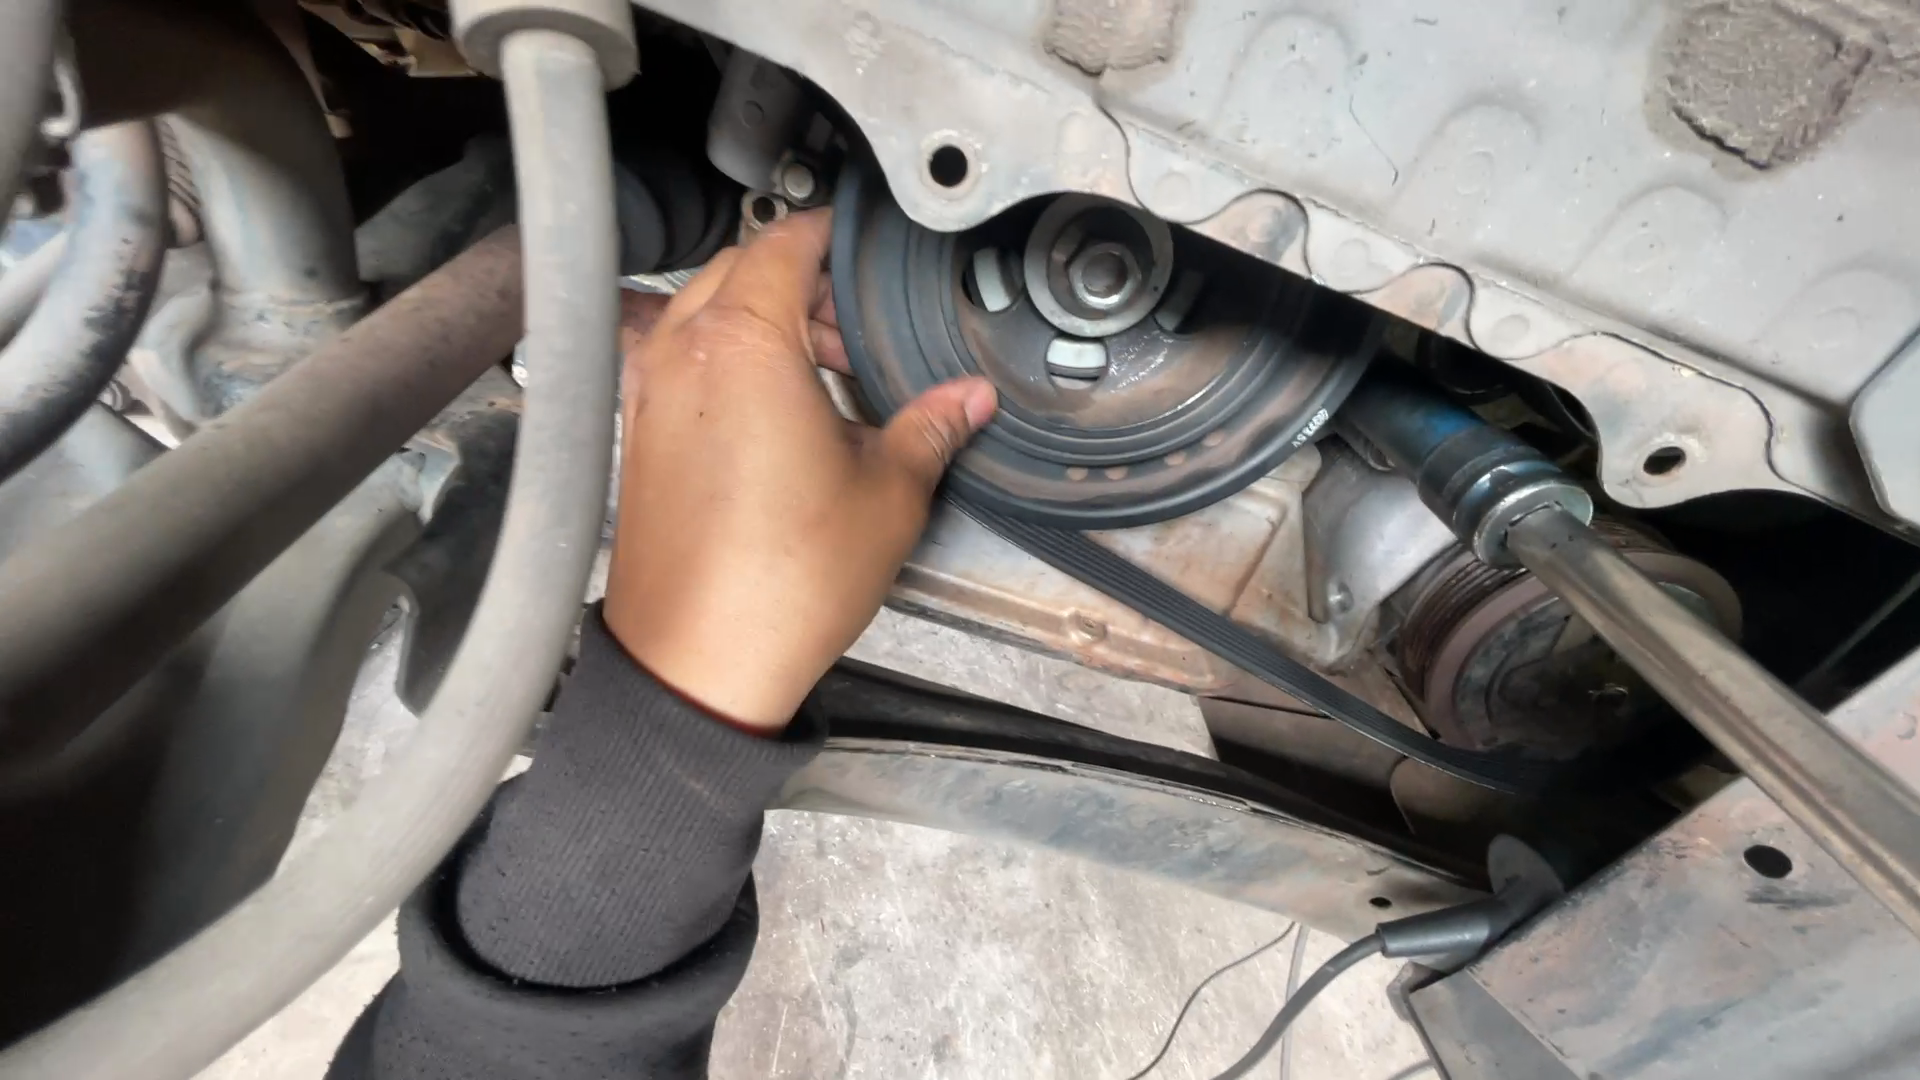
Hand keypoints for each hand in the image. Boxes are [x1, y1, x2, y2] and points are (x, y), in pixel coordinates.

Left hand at [603, 210, 996, 731]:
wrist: (701, 659)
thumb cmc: (787, 579)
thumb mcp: (888, 494)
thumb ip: (931, 428)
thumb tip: (970, 400)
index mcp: (746, 344)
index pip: (786, 245)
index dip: (829, 239)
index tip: (859, 249)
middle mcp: (684, 355)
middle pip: (742, 274)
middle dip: (803, 288)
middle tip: (856, 334)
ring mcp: (650, 395)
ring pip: (707, 316)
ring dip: (764, 325)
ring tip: (821, 378)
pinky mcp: (639, 437)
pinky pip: (682, 364)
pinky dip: (727, 363)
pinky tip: (774, 415)